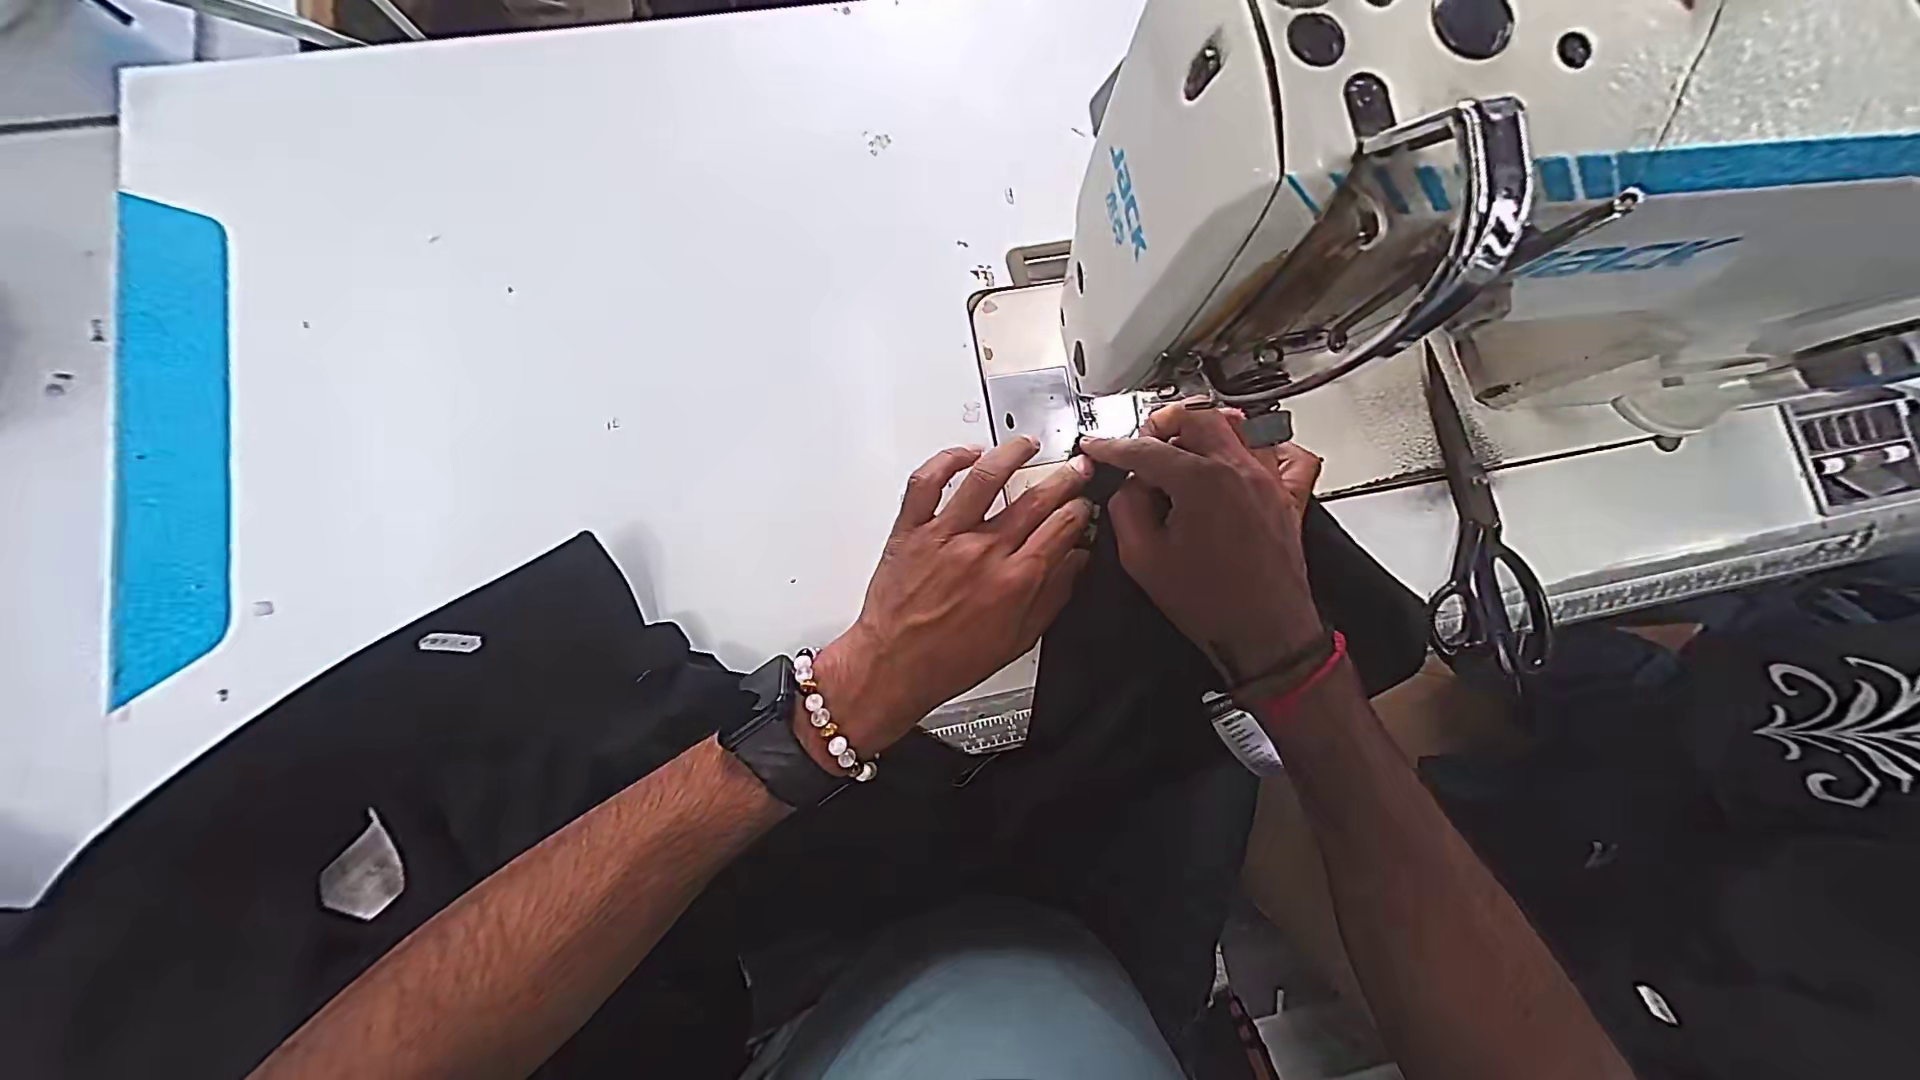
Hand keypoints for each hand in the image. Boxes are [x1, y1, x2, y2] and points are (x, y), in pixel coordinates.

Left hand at [806, 437, 1092, 766]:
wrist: (894, 666)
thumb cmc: (949, 660)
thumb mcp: (1018, 639)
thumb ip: (1053, 596)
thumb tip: (1077, 563)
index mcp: (1014, 580)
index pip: (1062, 527)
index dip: (1079, 509)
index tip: (1082, 504)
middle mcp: (983, 552)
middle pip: (1035, 498)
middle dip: (1064, 477)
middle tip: (1074, 467)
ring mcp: (945, 537)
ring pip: (985, 478)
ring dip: (1013, 454)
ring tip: (1027, 445)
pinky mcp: (912, 530)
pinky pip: (928, 482)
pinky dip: (948, 460)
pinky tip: (967, 454)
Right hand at [1081, 403, 1324, 684]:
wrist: (1263, 634)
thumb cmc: (1210, 604)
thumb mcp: (1142, 559)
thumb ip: (1126, 509)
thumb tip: (1129, 486)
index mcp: (1200, 482)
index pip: (1146, 448)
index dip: (1113, 445)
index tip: (1098, 446)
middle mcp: (1238, 471)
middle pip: (1195, 417)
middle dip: (1161, 423)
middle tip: (1141, 442)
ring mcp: (1268, 481)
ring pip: (1239, 425)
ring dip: (1205, 427)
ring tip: (1183, 445)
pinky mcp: (1288, 498)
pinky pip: (1288, 454)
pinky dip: (1265, 445)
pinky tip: (1244, 457)